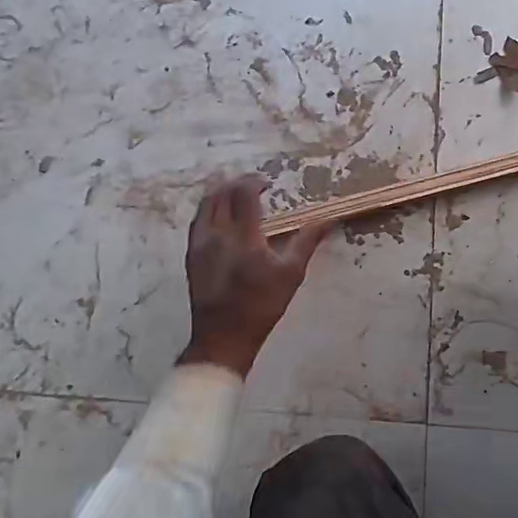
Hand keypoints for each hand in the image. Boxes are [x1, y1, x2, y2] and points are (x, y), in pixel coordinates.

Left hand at [176, 174, 328, 376]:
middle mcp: (217, 234)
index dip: (254, 182)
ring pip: (205, 205)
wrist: (224, 336)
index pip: (243, 194)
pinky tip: (219, 216)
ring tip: (235, 194)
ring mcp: (199, 243)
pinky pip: (197, 221)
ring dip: (220, 193)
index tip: (266, 184)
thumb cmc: (261, 305)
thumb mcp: (291, 274)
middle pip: (221, 194)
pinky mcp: (191, 254)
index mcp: (243, 237)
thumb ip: (306, 241)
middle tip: (252, 185)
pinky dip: (209, 209)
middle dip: (236, 183)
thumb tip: (326, 220)